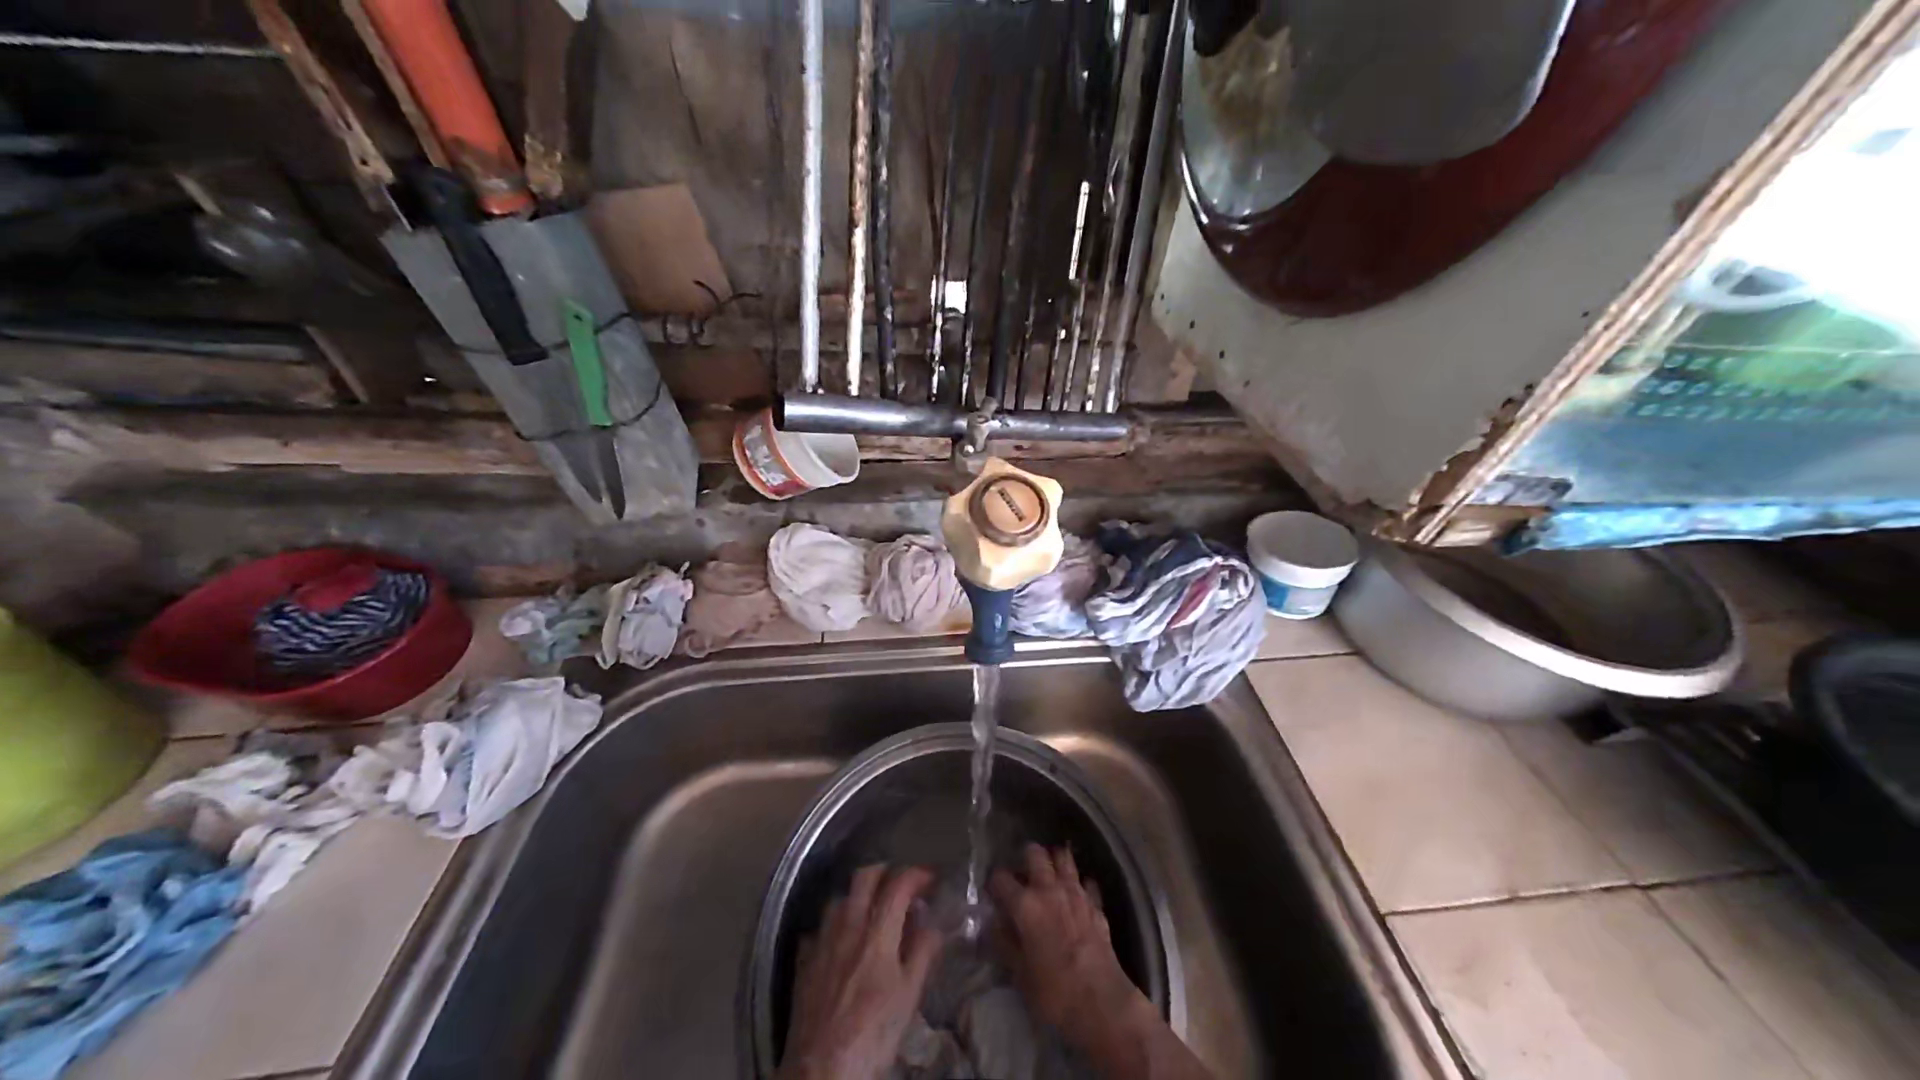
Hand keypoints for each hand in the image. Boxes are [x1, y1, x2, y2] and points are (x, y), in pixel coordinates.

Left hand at [779, 864, 944, 1079]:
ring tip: (873, 911)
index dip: (917, 875)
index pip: (898, 885)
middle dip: (886, 872)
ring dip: (859, 895)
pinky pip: (820, 926)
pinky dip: (836, 924)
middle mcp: (847, 926)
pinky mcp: (805, 959)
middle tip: (902, 885)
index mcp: (877, 933)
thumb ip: (923, 952)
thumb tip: (934, 923)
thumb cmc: (873, 1033)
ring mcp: (822, 940)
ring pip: (839, 897)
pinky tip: (843, 941)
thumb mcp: (909, 996)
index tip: (930, 879)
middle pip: (864, 877)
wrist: (822, 1068)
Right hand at [992, 845, 1213, 1079]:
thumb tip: (994, 922)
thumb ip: (1004, 941)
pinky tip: (1077, 894)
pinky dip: (1081, 884)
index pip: (1001, 878)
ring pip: (1064, 858)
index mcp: (1024, 905)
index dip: (994, 882)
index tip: (993, 892)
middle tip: (1023, 872)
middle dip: (1026, 857)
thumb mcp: (1018, 972)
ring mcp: (1076, 893)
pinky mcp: (1096, 904)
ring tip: (1049, 873)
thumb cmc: (1053, 991)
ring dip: (1055, 861)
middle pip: (1035, 854)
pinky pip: (1087, 882)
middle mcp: (1049, 889)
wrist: (1101, 1001)